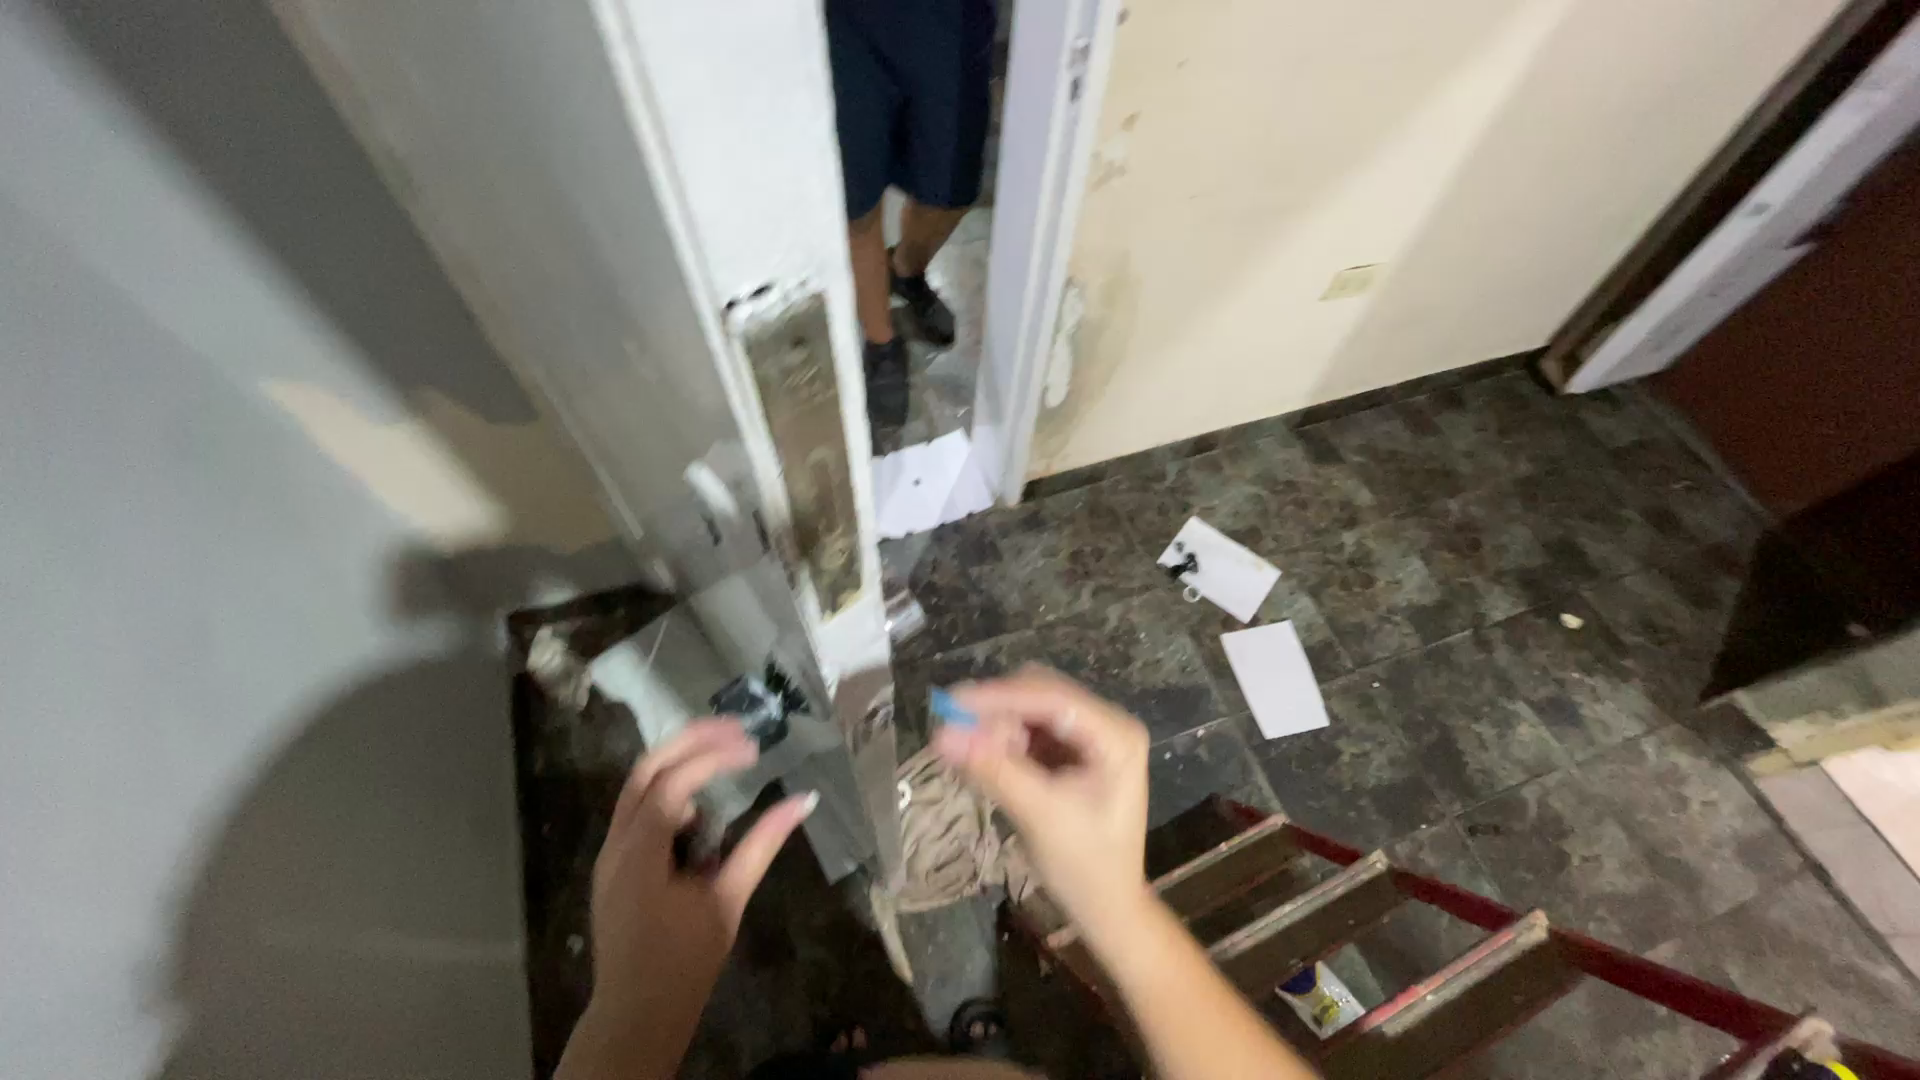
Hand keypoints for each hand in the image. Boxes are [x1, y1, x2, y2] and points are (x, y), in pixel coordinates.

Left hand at [567, 718, 815, 1077]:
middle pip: (646, 770)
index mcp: (639, 857)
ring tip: (725, 752)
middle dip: (690, 740)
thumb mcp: (729, 900)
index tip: (754, 749)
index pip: (672, 786)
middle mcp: (616, 845)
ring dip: (679, 760)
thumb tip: (804, 800)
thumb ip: (763, 844)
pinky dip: (671, 791)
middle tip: (736, 727)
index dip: (712, 759)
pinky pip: (639, 809)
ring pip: (638, 785)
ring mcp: (610, 853)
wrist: (636, 1014)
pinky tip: (704, 802)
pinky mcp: (616, 862)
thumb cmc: (685, 962)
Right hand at [933, 667, 1152, 942]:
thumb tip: (941, 735)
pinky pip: (1028, 729)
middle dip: (998, 711)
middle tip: (957, 733)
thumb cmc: (1085, 867)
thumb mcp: (1039, 816)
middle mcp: (1105, 724)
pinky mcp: (1070, 751)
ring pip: (1030, 709)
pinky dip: (1004, 740)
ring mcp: (1088, 736)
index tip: (953, 703)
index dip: (1001, 697)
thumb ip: (994, 770)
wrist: (1107, 907)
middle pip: (1040, 695)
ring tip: (973, 755)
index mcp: (1116, 735)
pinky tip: (987, 760)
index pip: (1053, 698)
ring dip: (998, 726)